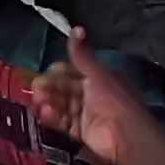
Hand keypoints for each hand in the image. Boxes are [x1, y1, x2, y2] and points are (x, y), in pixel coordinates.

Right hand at [30, 28, 150, 164]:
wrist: (127, 136)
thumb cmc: (114, 99)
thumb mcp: (98, 74)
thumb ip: (82, 55)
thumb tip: (76, 28)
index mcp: (96, 77)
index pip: (70, 71)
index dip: (56, 73)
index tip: (45, 74)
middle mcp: (90, 94)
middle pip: (63, 89)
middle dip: (49, 88)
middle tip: (36, 90)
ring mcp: (85, 113)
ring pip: (61, 104)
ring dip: (49, 102)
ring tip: (40, 104)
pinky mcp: (81, 132)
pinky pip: (63, 121)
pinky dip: (53, 117)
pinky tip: (45, 114)